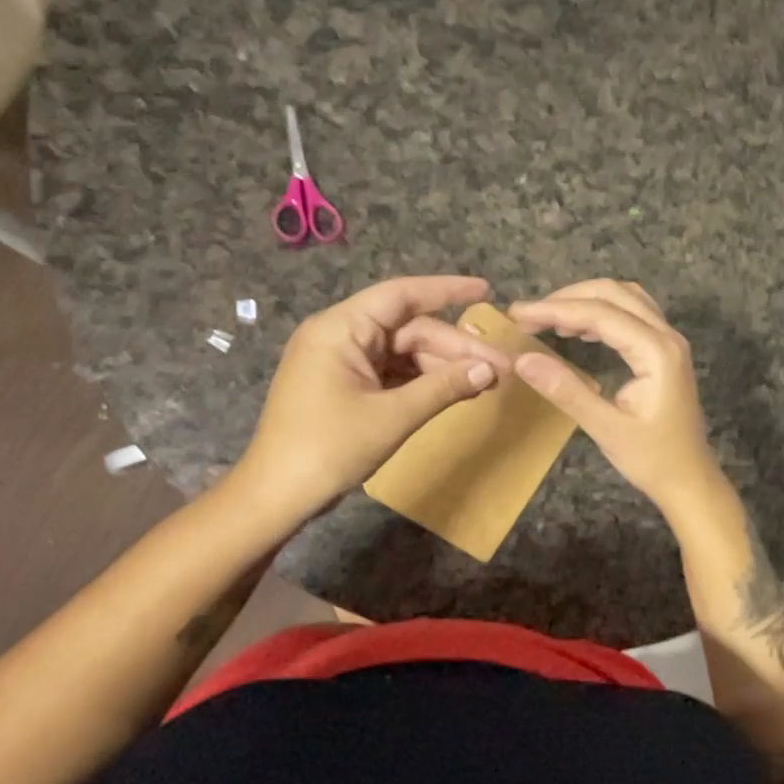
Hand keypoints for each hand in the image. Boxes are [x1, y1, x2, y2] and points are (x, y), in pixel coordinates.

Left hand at [233, 276, 510, 518]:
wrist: (279, 493)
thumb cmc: (331, 447)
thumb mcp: (394, 416)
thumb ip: (444, 388)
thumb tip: (490, 369)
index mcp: (341, 329)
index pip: (401, 295)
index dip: (447, 291)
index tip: (487, 290)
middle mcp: (340, 336)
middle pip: (409, 329)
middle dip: (456, 346)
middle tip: (503, 368)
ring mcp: (342, 363)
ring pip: (404, 353)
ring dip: (444, 367)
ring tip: (487, 384)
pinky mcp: (346, 387)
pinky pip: (393, 374)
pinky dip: (425, 382)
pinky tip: (457, 393)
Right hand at [509, 279, 724, 514]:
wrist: (690, 480)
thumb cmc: (653, 460)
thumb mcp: (606, 428)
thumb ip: (566, 390)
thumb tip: (522, 359)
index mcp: (657, 353)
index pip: (600, 313)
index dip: (554, 309)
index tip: (516, 315)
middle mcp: (667, 337)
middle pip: (614, 294)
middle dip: (568, 298)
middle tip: (528, 316)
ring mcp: (670, 343)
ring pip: (626, 299)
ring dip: (586, 301)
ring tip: (548, 319)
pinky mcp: (666, 353)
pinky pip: (634, 315)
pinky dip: (604, 313)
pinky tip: (579, 331)